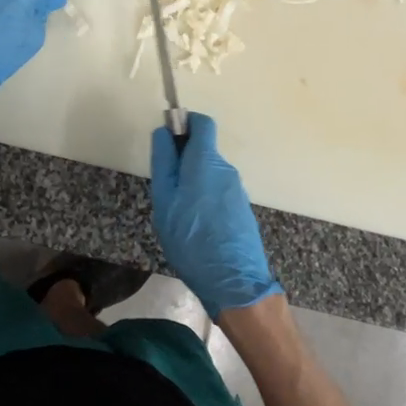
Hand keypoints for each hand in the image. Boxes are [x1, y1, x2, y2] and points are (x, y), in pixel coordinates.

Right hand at [150, 112, 282, 317]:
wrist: (234, 283)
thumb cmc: (191, 239)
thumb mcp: (165, 201)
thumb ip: (163, 162)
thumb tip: (163, 132)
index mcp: (206, 161)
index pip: (202, 122)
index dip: (184, 123)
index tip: (168, 140)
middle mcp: (225, 170)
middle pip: (202, 150)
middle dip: (182, 161)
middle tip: (166, 191)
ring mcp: (236, 190)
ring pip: (208, 174)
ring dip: (192, 184)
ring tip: (179, 216)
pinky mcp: (241, 210)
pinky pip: (218, 192)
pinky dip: (204, 200)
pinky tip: (197, 228)